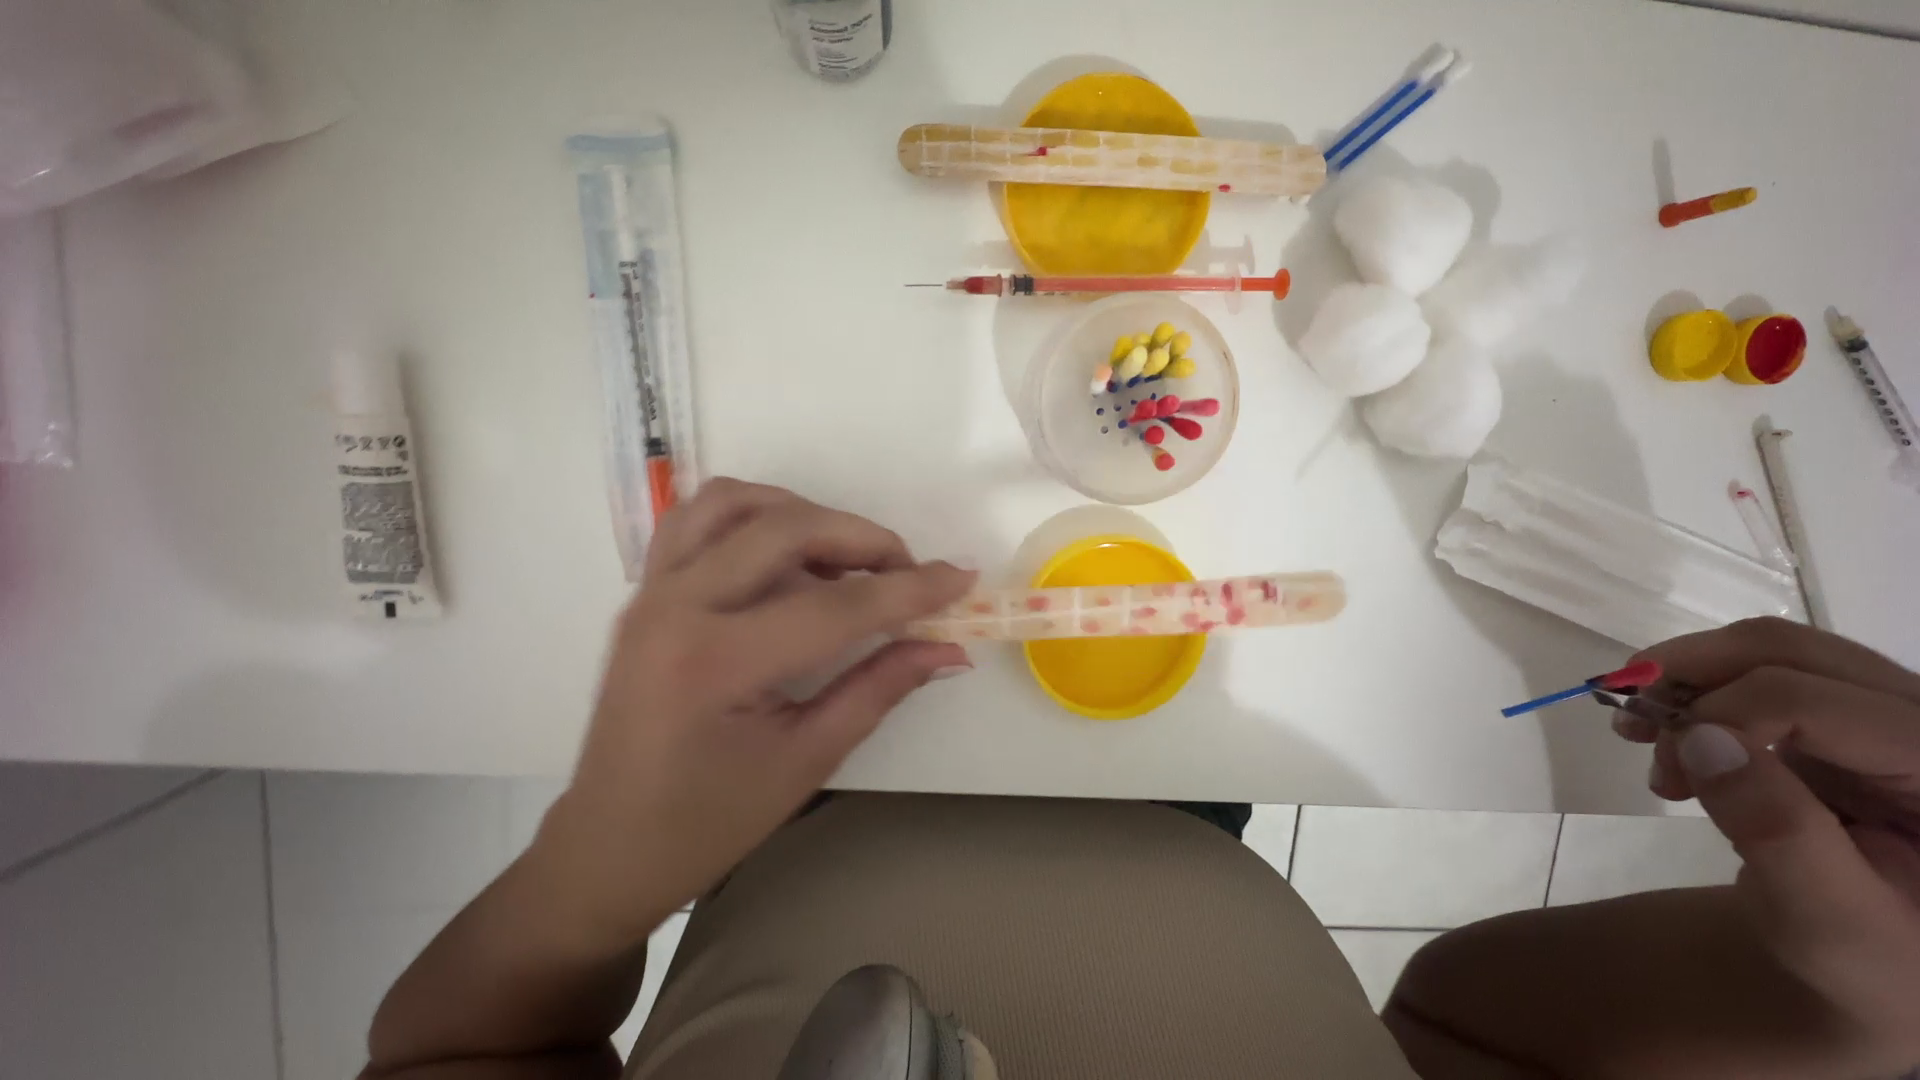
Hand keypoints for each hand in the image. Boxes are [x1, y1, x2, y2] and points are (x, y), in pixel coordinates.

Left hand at [536, 479, 974, 946]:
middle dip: (863, 538)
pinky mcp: (644, 592)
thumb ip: (879, 689)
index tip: (962, 579)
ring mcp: (651, 592)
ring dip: (802, 513)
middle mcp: (676, 607)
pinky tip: (786, 556)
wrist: (606, 847)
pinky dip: (752, 517)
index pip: (835, 606)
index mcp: (715, 664)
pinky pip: (697, 520)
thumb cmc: (707, 823)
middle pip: (786, 529)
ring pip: (734, 502)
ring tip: (845, 559)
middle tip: (907, 573)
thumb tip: (949, 648)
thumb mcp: (806, 760)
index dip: (909, 589)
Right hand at [1612, 617, 1919, 1061]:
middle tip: (1627, 721)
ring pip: (1773, 650)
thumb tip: (1698, 736)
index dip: (1725, 719)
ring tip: (1640, 733)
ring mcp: (1895, 720)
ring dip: (1687, 679)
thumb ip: (1777, 833)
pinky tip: (1674, 742)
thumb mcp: (1830, 924)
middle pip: (1794, 652)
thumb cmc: (1875, 968)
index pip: (1817, 701)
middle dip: (1691, 675)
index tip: (1673, 780)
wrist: (1884, 977)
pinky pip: (1763, 674)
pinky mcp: (1852, 725)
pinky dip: (1699, 694)